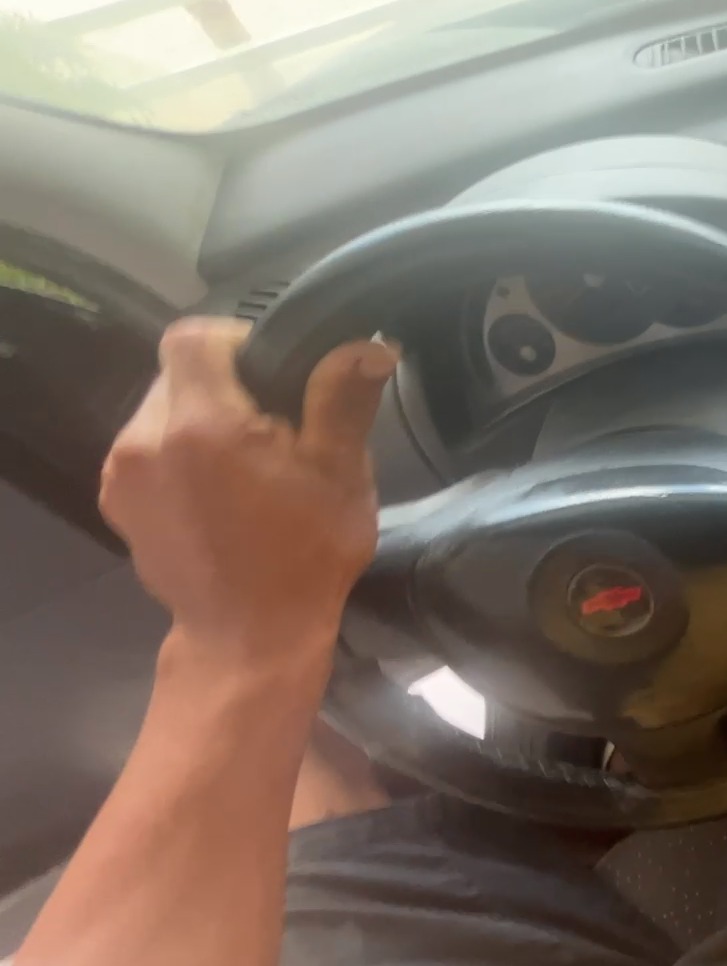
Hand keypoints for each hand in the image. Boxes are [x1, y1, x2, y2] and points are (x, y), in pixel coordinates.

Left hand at [100, 317, 396, 658]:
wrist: (252, 628)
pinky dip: (188, 456)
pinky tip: (228, 495)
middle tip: (287, 431)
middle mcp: (144, 437)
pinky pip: (150, 451)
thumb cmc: (309, 549)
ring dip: (209, 423)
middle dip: (232, 389)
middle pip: (180, 377)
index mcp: (203, 424)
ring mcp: (122, 471)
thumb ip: (344, 402)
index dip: (240, 340)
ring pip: (164, 413)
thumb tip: (369, 346)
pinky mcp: (117, 500)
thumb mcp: (342, 473)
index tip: (283, 371)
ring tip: (259, 467)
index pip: (195, 338)